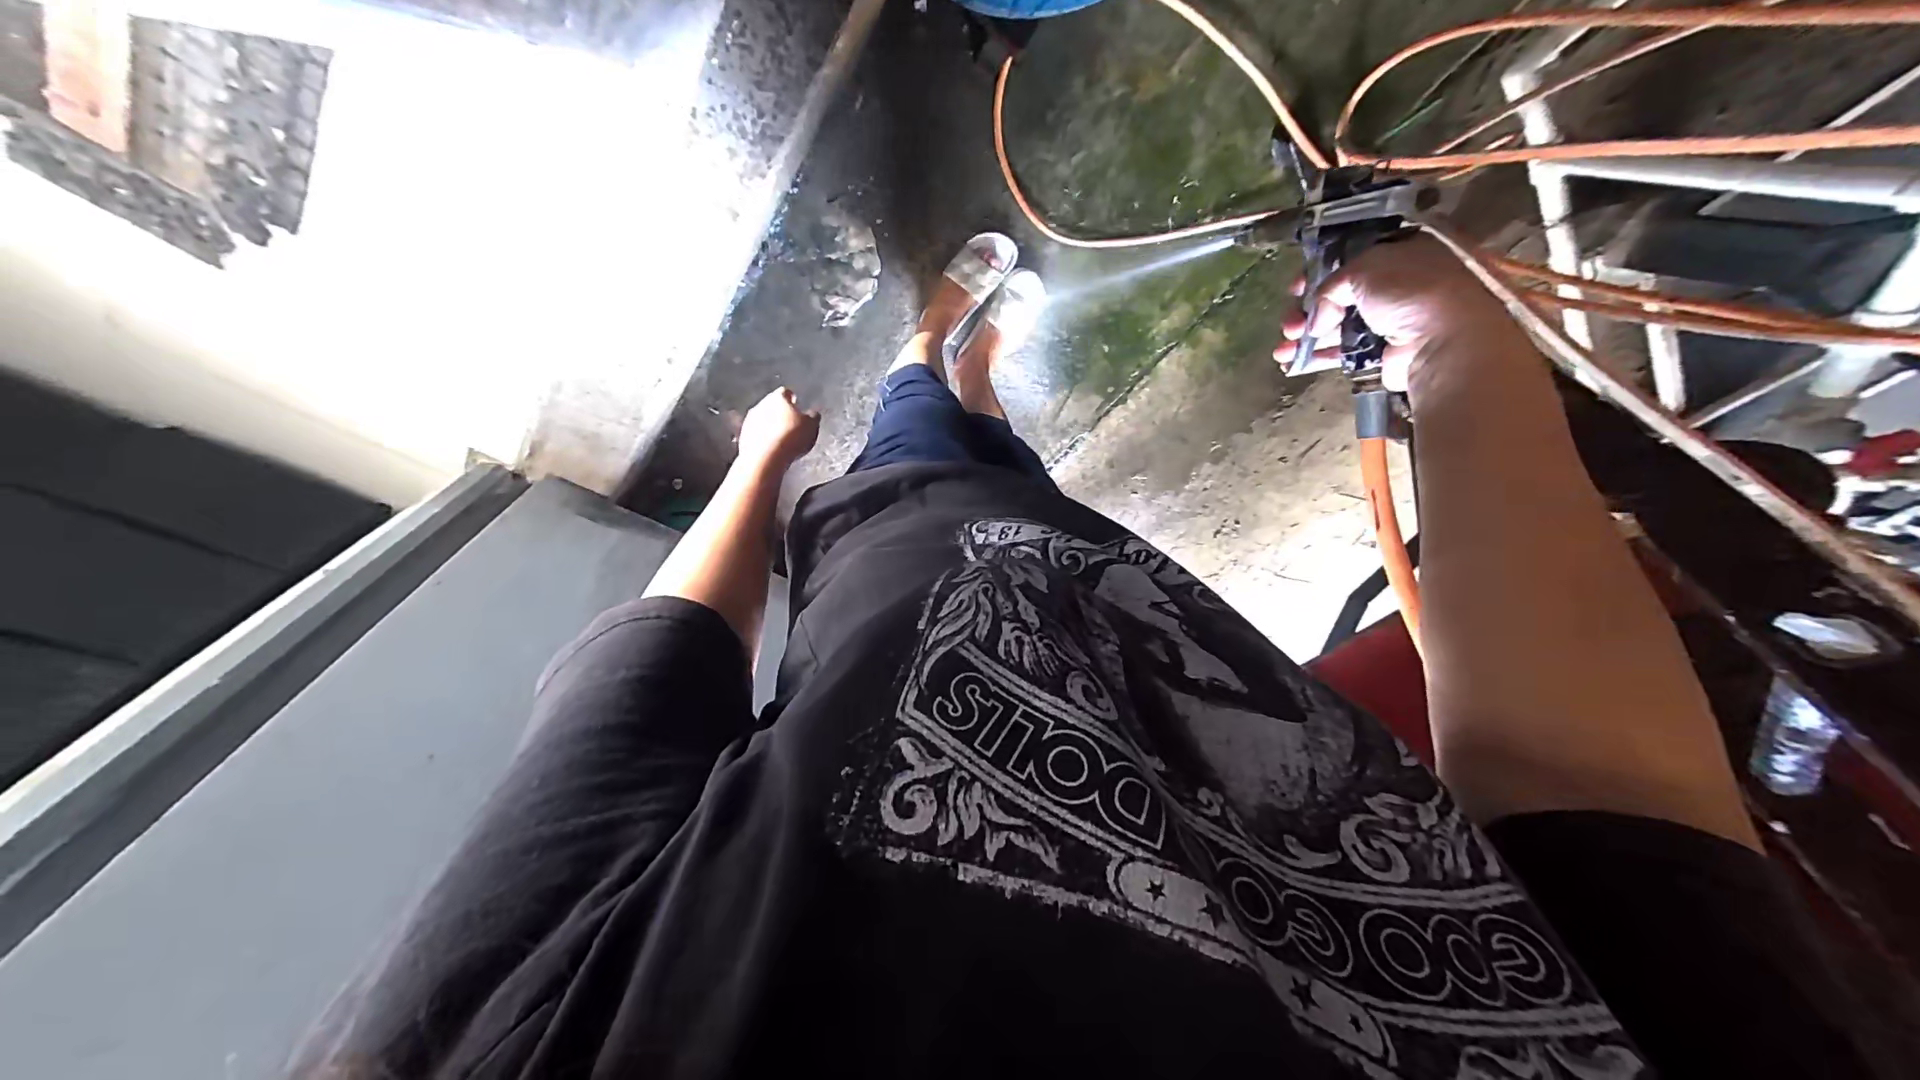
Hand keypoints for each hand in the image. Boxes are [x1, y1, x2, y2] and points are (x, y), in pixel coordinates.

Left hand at [737, 387, 819, 469]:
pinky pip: (756, 434)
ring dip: (770, 425)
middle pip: (772, 405)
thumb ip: (813, 417)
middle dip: (780, 413)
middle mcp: (761, 405)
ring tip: (782, 438)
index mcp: (778, 398)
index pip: (786, 393)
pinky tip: (771, 448)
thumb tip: (813, 414)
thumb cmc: (791, 437)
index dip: (793, 400)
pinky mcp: (743, 436)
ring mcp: (749, 421)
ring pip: (762, 419)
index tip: (798, 406)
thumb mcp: (812, 426)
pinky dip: (763, 438)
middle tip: (791, 424)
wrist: (765, 458)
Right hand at [1278, 235, 1521, 392]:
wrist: (1442, 341)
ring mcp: (1391, 320)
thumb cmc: (1409, 291)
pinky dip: (1317, 356)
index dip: (1319, 272)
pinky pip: (1342, 351)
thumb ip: (1331, 284)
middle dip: (1307, 310)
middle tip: (1289, 324)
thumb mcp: (1364, 268)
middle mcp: (1398, 284)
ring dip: (1306, 336)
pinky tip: (1292, 362)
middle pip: (1340, 295)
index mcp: (1402, 251)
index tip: (1295, 288)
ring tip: (1284, 347)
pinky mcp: (1383, 352)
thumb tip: (1317, 315)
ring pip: (1337, 325)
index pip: (1351, 258)